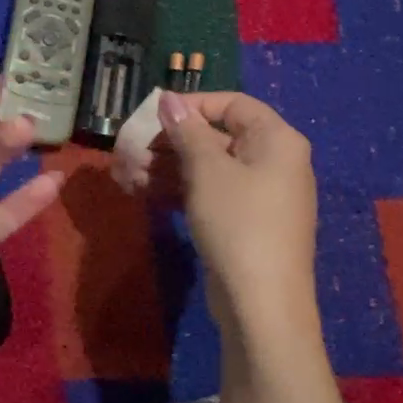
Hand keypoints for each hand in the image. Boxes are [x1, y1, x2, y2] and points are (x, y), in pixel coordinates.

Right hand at [153, 91, 318, 342]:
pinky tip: (143, 192)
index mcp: (277, 139)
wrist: (262, 303)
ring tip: (126, 175)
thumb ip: (186, 130)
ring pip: (207, 167)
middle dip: (169, 142)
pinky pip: (209, 193)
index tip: (150, 117)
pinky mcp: (244, 222)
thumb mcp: (207, 170)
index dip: (190, 106)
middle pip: (216, 136)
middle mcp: (274, 161)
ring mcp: (260, 194)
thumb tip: (169, 99)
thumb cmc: (238, 223)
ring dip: (165, 167)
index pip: (232, 103)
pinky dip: (178, 189)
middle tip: (129, 151)